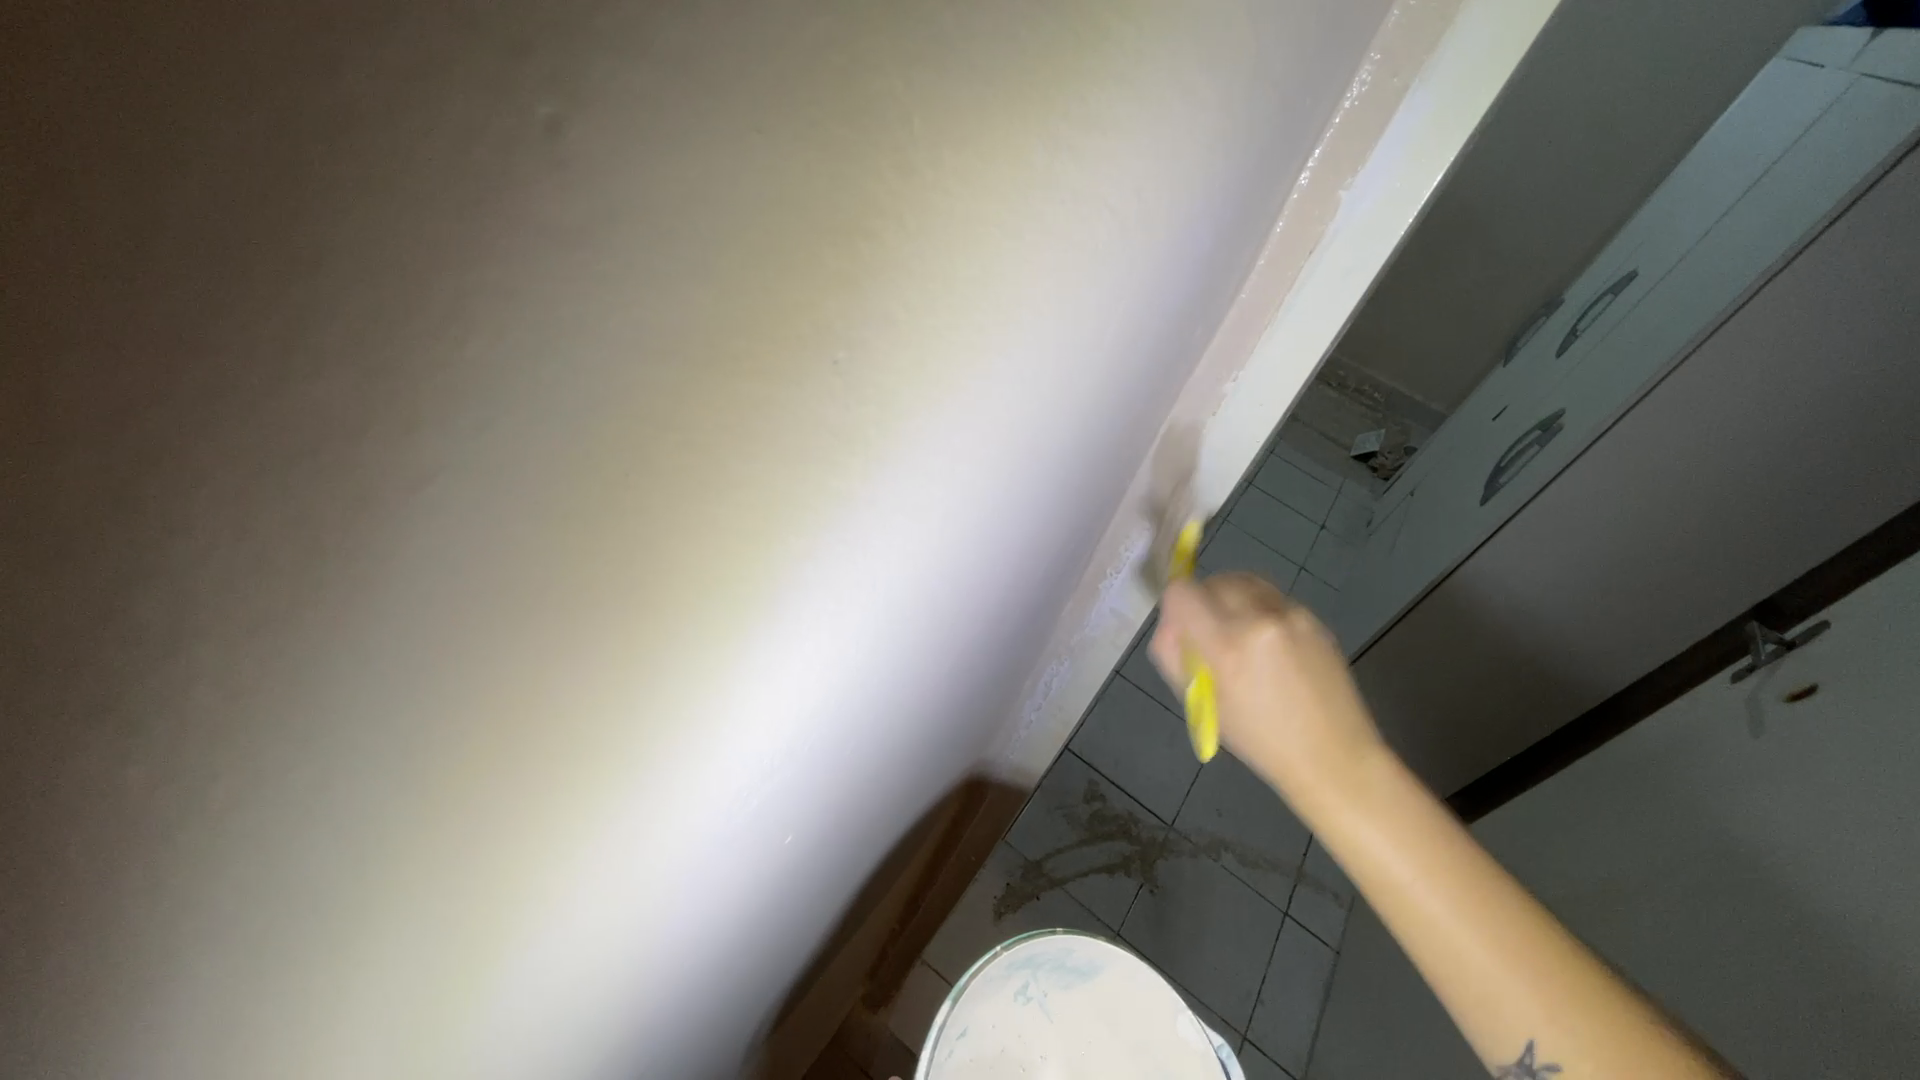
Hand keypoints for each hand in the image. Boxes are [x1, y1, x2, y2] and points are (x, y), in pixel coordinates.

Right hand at [1149, 573, 1385, 806]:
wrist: (1333, 753)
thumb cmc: (1260, 740)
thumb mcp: (1203, 705)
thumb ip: (1175, 659)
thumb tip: (1169, 626)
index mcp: (1227, 646)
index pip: (1183, 592)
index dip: (1174, 607)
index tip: (1181, 629)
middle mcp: (1259, 619)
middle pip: (1213, 581)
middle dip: (1202, 601)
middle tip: (1206, 633)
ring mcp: (1291, 614)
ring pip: (1244, 582)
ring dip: (1230, 599)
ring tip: (1236, 632)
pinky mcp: (1313, 617)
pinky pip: (1271, 598)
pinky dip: (1258, 610)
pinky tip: (1267, 644)